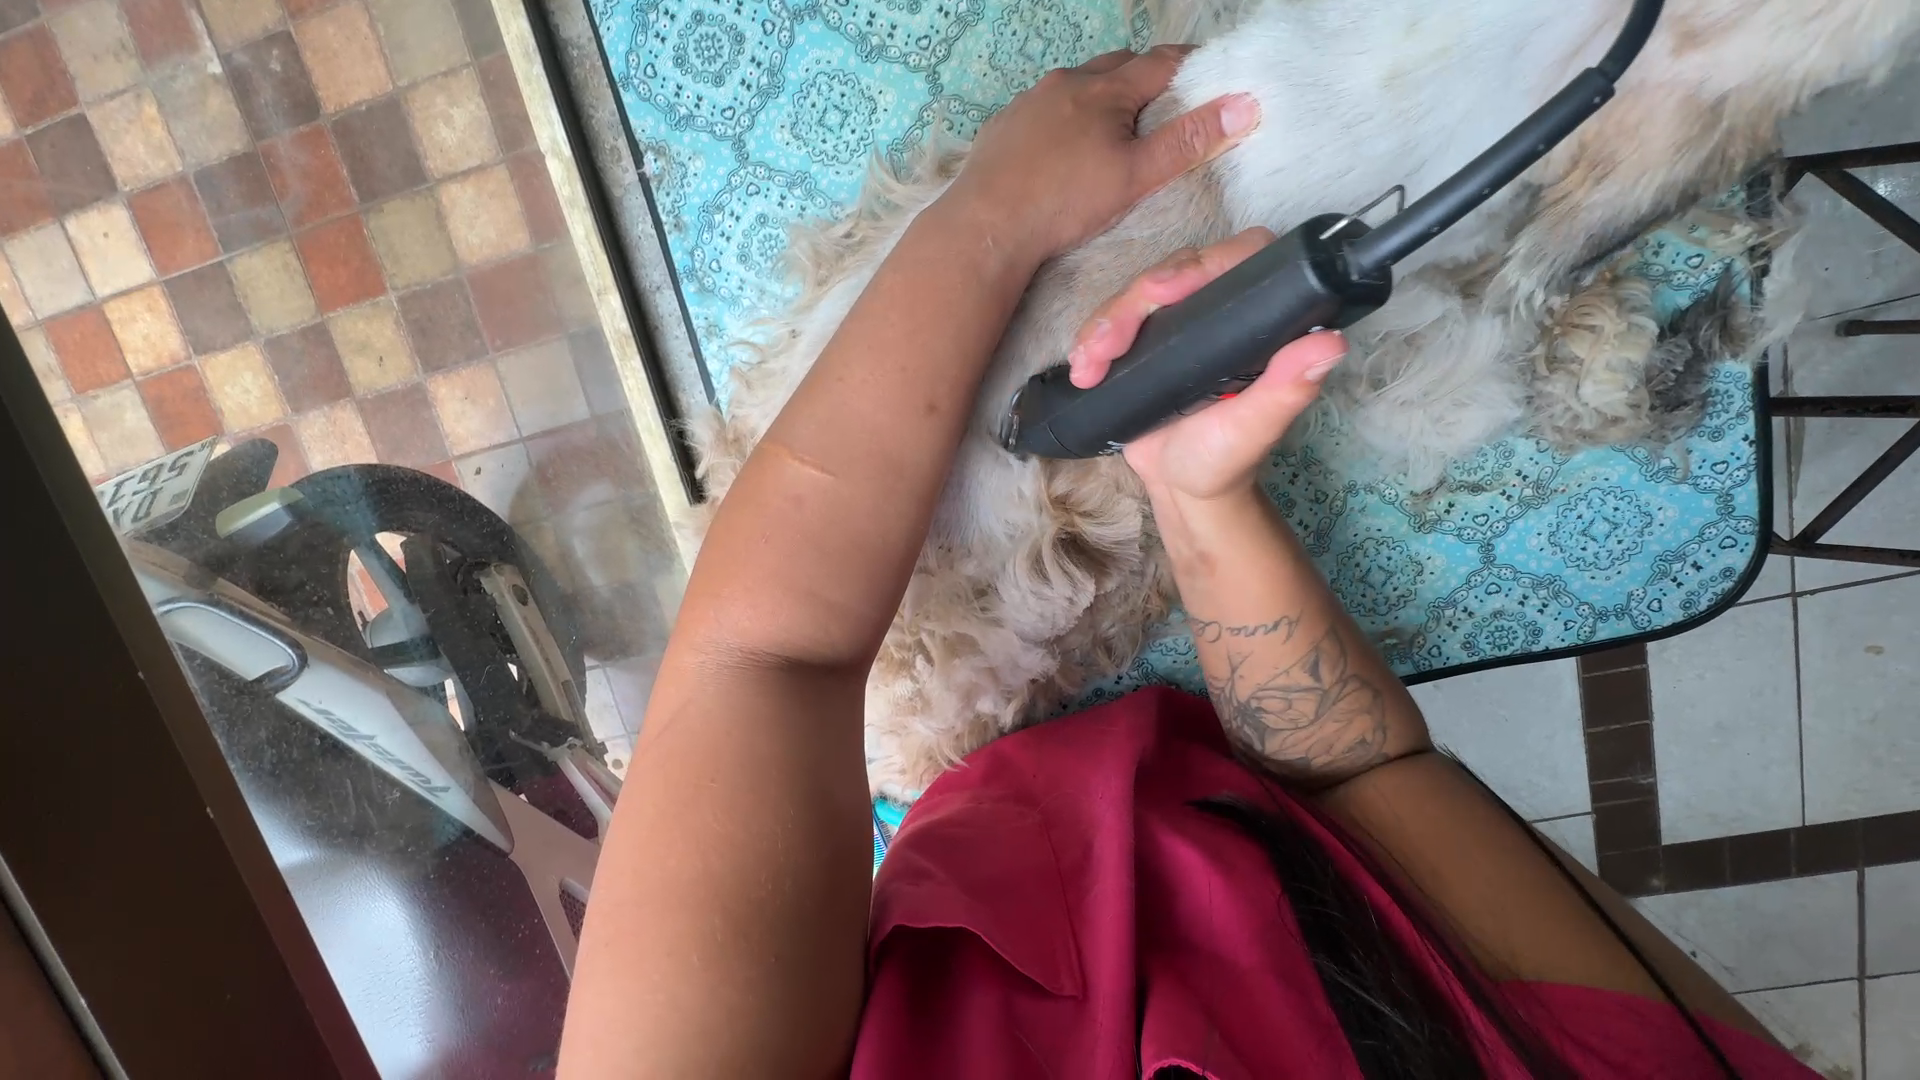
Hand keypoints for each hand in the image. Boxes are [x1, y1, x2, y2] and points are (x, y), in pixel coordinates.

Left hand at [940, 46, 1258, 267]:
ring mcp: (1028, 102)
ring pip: (1074, 87)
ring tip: (1109, 127)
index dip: (1190, 66)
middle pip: (1115, 67)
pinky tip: (1058, 146)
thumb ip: (1187, 142)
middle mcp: (1065, 83)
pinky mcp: (1002, 127)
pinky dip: (1060, 119)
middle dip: (1141, 79)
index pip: (1161, 63)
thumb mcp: (1134, 177)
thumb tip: (1245, 104)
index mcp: (1105, 90)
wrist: (987, 227)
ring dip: (1097, 98)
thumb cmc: (1064, 203)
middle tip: (1158, 104)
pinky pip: (1040, 111)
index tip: (1209, 75)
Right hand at [1067, 228, 1348, 501]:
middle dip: (1131, 304)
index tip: (1160, 292)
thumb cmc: (1225, 460)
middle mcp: (1218, 311)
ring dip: (1104, 323)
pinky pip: (1112, 322)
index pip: (1237, 263)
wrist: (1182, 487)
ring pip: (1135, 296)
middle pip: (1174, 273)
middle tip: (1105, 343)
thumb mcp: (1255, 429)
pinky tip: (1080, 368)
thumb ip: (1287, 389)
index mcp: (1257, 322)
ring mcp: (1177, 324)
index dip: (1198, 265)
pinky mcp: (1142, 342)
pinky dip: (1090, 340)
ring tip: (1086, 366)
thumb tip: (1330, 343)